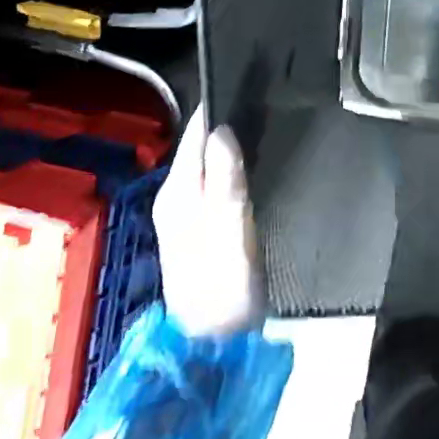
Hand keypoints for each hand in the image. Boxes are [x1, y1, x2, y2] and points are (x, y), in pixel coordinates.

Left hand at [153, 105, 263, 336]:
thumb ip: (224, 181)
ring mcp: (183, 215)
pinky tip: (252, 170)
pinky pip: (212, 185)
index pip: (194, 136)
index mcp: (177, 192)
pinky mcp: (197, 231)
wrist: (214, 350)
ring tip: (263, 129)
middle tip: (264, 107)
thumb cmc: (224, 289)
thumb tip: (221, 129)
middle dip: (224, 127)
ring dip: (228, 149)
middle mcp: (173, 197)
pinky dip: (229, 172)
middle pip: (198, 149)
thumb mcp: (229, 233)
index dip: (217, 111)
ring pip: (206, 166)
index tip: (248, 88)